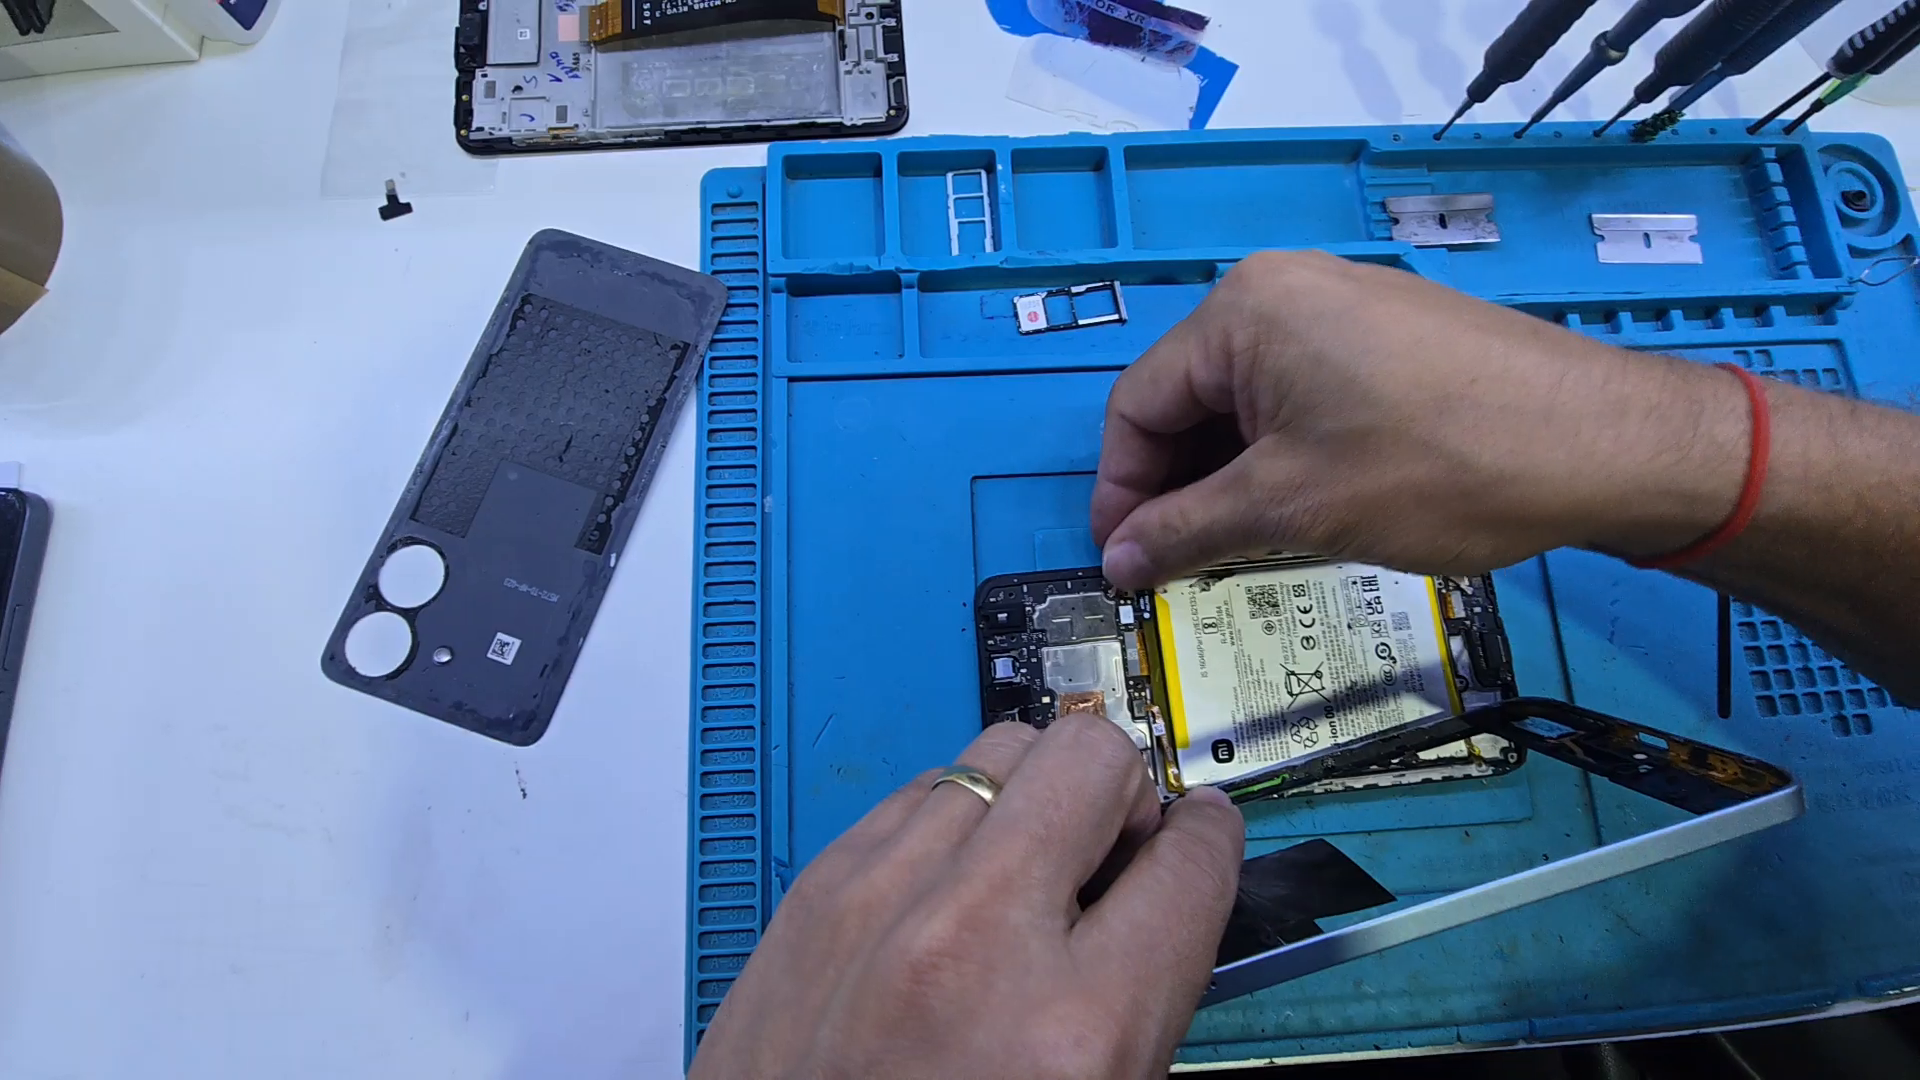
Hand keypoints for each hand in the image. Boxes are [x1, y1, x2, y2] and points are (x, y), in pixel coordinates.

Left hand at [688, 715, 1244, 1079]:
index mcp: (1072, 1034)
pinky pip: (927, 784)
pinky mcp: (823, 874)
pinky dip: (962, 811)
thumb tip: (1159, 872)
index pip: (1187, 865)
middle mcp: (974, 936)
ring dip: (1037, 790)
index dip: (1208, 838)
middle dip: (1120, 788)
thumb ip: (1140, 983)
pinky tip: (951, 871)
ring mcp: (885, 889)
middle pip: (1090, 756)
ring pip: (1005, 745)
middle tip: (1105, 844)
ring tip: (1024, 854)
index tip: (1197, 831)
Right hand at [1092, 250, 1749, 587]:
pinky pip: (1284, 399)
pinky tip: (1277, 507)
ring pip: (1234, 407)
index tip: (1121, 556)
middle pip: (1183, 404)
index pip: (1138, 405)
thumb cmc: (1434, 468)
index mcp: (1241, 311)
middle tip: (1172, 559)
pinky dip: (1264, 458)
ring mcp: (1330, 310)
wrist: (1619, 448)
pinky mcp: (1372, 338)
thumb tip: (1114, 563)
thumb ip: (1183, 531)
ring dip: (1216, 479)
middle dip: (1169, 486)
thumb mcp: (1288, 506)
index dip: (1119, 487)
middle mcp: (1276, 293)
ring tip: (1224, 544)